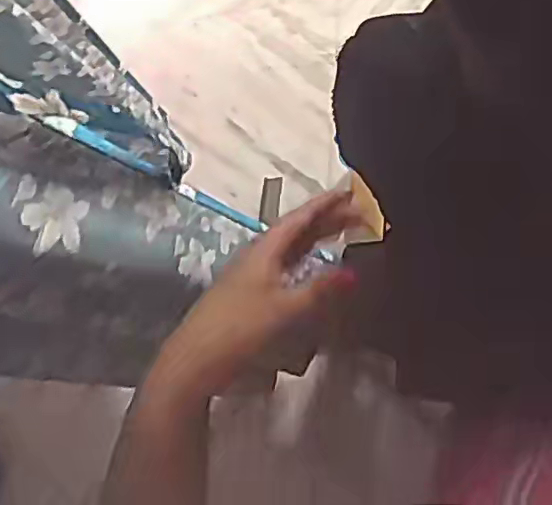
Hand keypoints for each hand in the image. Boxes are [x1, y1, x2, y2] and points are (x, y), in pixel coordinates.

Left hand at [147, 189, 361, 397]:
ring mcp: (254, 270)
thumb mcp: (284, 309)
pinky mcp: (251, 289)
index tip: (350, 191)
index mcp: (268, 247)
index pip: (302, 216)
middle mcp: (261, 252)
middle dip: (328, 218)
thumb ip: (319, 290)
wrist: (193, 361)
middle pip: (298, 228)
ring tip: (343, 231)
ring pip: (292, 245)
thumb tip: (354, 273)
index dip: (326, 203)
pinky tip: (314, 264)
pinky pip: (286, 261)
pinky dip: (306, 256)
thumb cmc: (239, 328)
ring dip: (317, 236)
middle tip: (358, 213)